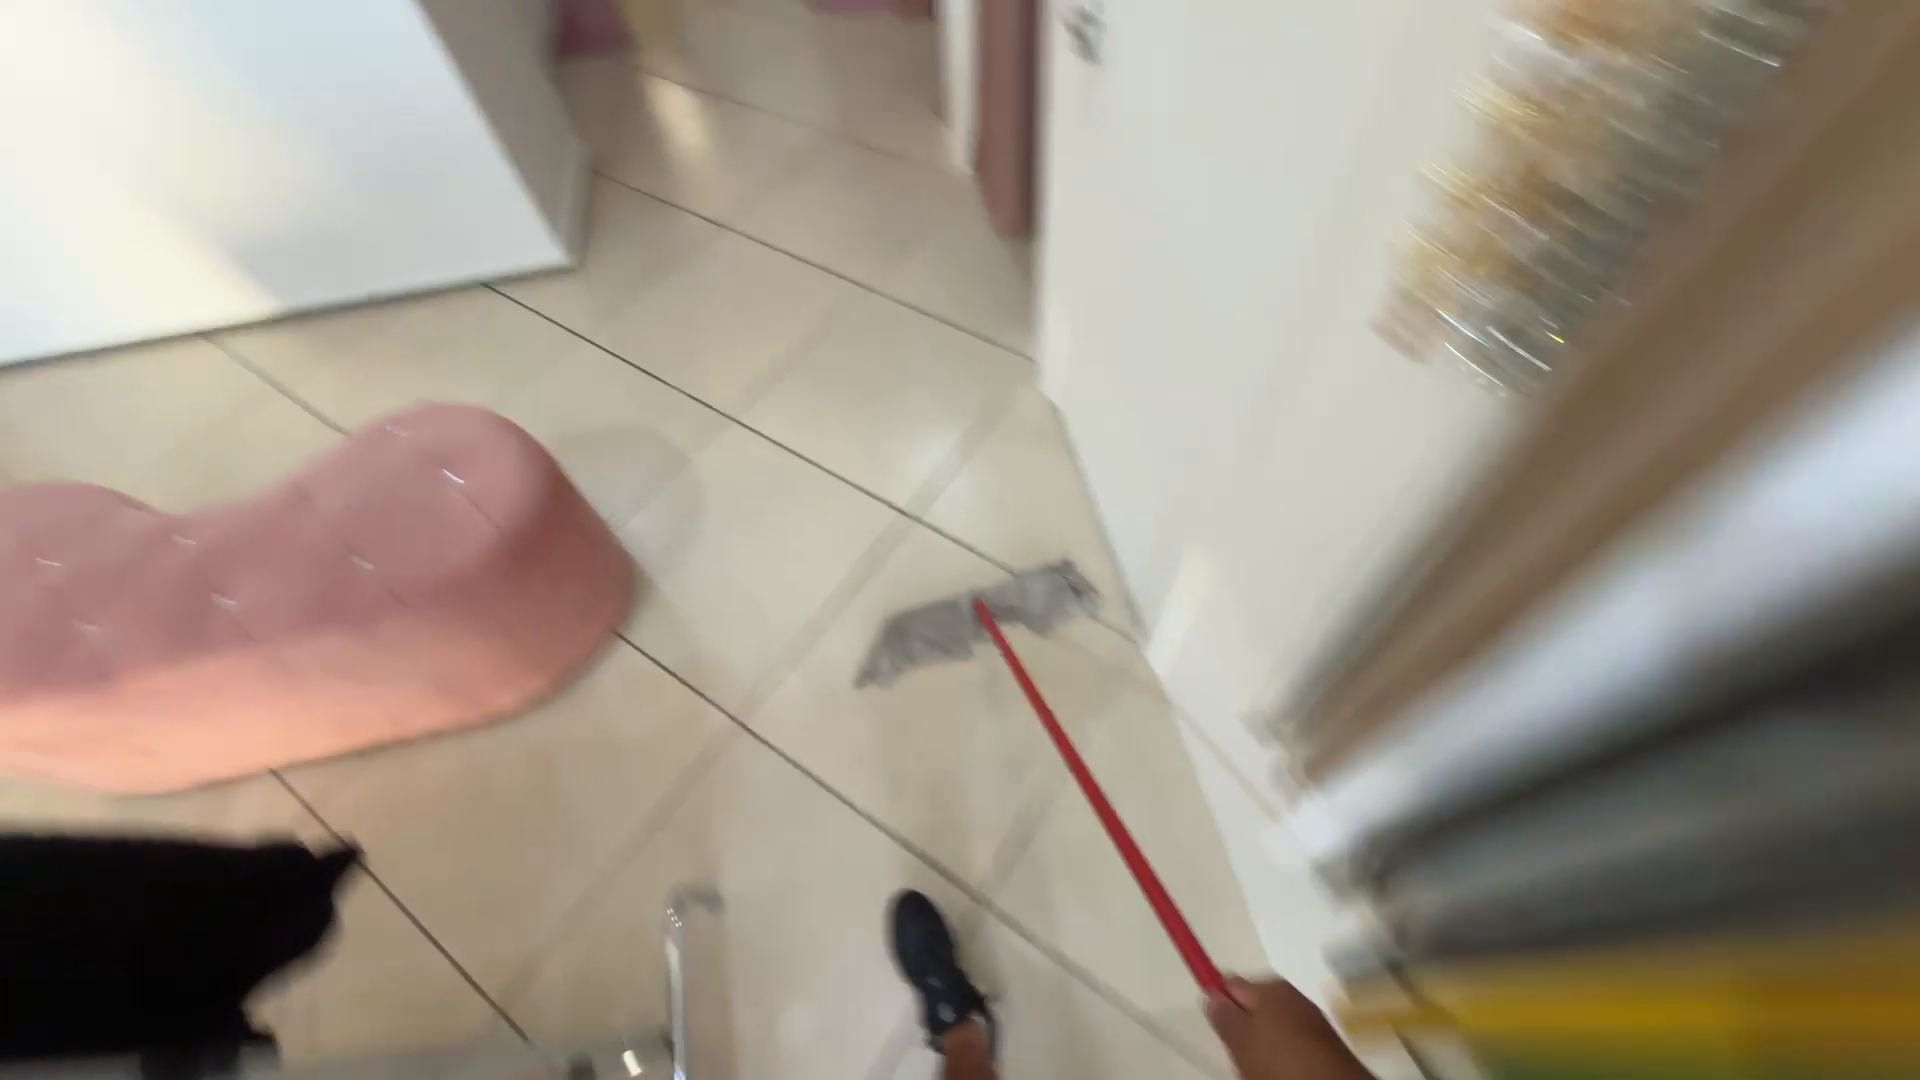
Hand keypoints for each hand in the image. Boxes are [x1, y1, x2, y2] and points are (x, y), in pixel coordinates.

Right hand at [1205, 976, 1374, 1079]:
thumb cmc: (1281, 1062)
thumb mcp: (1240, 1040)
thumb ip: (1222, 1014)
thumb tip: (1211, 994)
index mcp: (1270, 987)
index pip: (1232, 983)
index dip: (1220, 1001)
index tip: (1217, 1025)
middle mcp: (1293, 997)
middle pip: (1254, 1008)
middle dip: (1243, 1031)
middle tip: (1239, 1057)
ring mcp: (1313, 1023)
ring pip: (1274, 1032)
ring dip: (1264, 1050)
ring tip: (1261, 1073)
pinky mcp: (1328, 1049)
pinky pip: (1294, 1048)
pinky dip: (1286, 1062)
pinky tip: (1283, 1076)